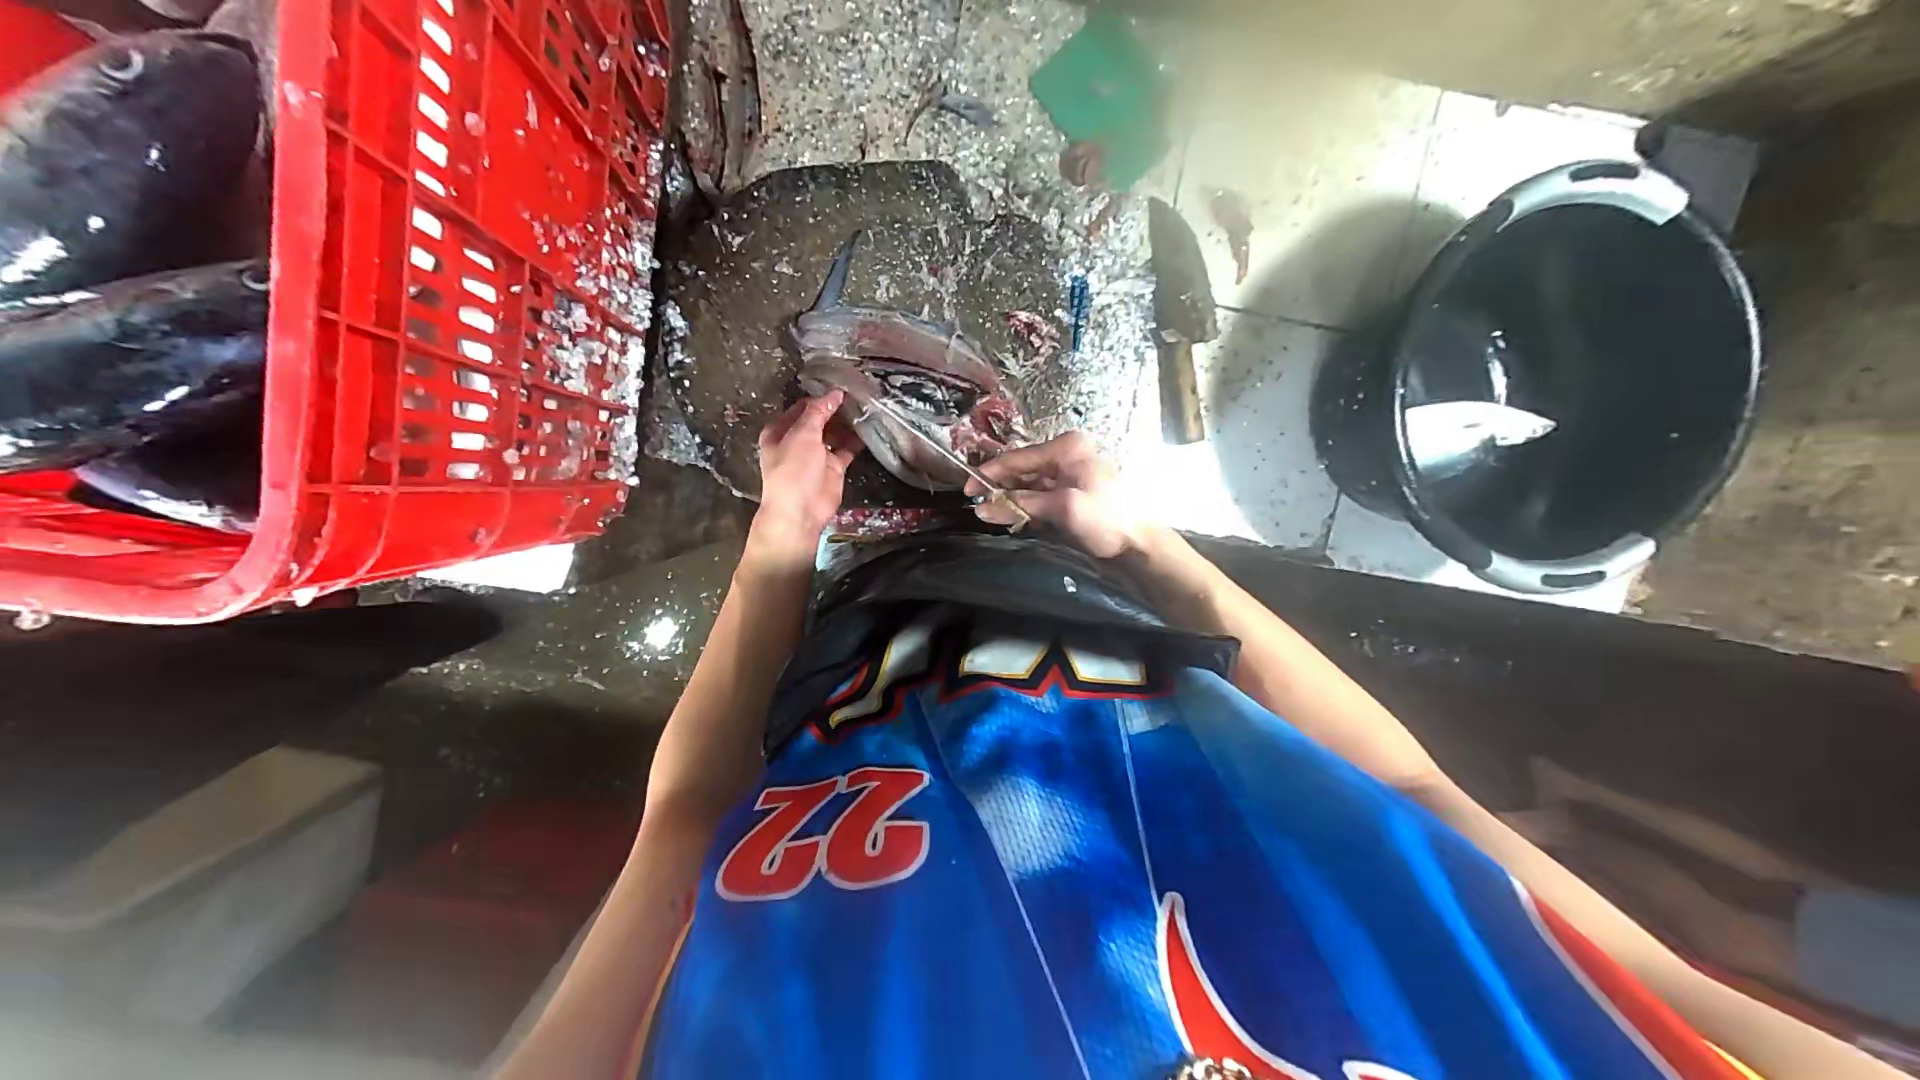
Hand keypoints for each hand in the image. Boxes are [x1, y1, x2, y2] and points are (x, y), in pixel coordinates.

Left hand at [748, 390, 857, 568]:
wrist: (800, 510)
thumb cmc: (793, 469)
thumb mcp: (802, 434)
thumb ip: (819, 412)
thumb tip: (835, 393)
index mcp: (781, 430)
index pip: (803, 407)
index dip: (821, 398)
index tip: (843, 388)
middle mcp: (797, 440)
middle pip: (819, 419)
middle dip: (836, 410)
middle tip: (859, 396)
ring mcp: (816, 454)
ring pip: (834, 433)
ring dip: (847, 424)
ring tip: (866, 409)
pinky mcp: (833, 467)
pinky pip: (846, 449)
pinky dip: (856, 441)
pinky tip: (868, 429)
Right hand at [968, 431, 1146, 558]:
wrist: (1140, 546)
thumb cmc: (1107, 519)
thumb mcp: (1063, 507)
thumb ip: (1021, 503)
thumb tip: (983, 508)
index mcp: (1067, 448)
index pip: (1019, 457)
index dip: (990, 473)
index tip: (968, 490)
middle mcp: (1066, 457)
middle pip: (1021, 470)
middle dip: (999, 488)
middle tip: (978, 507)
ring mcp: (1067, 477)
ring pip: (1027, 485)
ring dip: (1009, 500)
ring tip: (990, 515)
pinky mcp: (1068, 496)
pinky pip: (1037, 497)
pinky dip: (1023, 507)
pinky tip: (1010, 518)